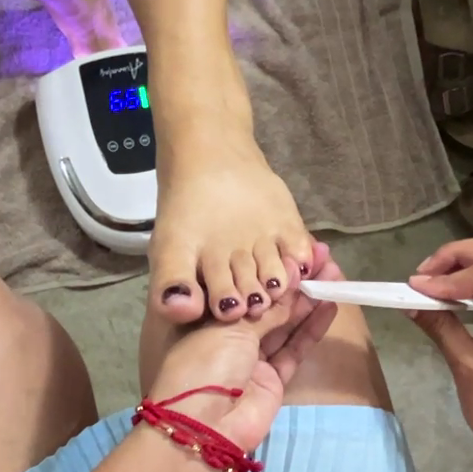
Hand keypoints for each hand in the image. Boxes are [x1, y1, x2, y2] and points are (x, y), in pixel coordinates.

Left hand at [146, 242, 338, 450]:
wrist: (205, 427)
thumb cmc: (203, 364)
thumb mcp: (231, 324)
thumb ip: (266, 305)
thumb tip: (295, 280)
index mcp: (203, 314)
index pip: (239, 282)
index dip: (267, 265)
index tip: (296, 248)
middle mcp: (225, 333)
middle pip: (265, 302)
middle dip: (293, 281)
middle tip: (324, 258)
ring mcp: (249, 358)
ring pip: (283, 324)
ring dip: (308, 301)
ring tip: (335, 276)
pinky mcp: (271, 379)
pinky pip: (294, 348)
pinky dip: (311, 328)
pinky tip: (330, 306)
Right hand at [149, 128, 313, 324]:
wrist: (210, 160)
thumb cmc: (185, 208)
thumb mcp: (169, 247)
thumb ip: (172, 280)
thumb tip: (184, 311)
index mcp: (215, 290)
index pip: (224, 305)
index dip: (231, 307)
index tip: (233, 308)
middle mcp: (245, 281)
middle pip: (255, 293)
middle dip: (259, 297)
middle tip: (259, 299)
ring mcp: (269, 259)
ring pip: (280, 276)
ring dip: (283, 280)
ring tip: (280, 281)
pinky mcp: (290, 238)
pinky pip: (300, 254)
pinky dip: (303, 258)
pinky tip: (303, 260)